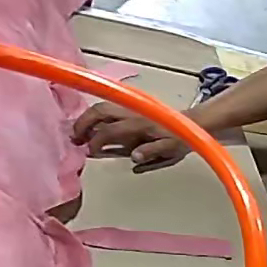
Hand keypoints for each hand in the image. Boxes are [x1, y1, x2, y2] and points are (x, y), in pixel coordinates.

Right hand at [70, 103, 187, 170]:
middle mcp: (132, 113)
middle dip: (83, 123)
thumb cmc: (180, 139)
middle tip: (74, 138)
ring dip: (87, 118)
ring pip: (102, 108)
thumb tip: (134, 158)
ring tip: (78, 133)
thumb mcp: (170, 150)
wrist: (192, 124)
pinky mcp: (132, 110)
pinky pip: (109, 109)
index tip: (89, 151)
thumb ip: (152, 153)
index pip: (110, 131)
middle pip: (99, 111)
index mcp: (140, 124)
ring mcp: (131, 110)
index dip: (96, 141)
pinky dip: (96, 116)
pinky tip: (91, 128)